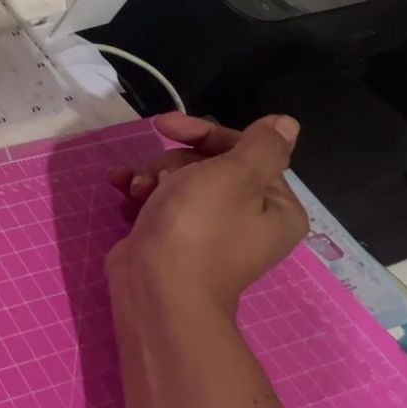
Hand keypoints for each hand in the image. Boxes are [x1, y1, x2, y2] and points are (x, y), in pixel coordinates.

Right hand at [105, 113, 309, 317]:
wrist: (159, 285)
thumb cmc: (197, 226)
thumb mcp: (233, 177)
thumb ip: (260, 147)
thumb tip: (286, 123)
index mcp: (274, 206)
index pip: (242, 151)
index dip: (202, 133)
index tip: (162, 125)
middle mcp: (248, 217)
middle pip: (207, 164)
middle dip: (171, 162)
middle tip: (153, 175)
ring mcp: (210, 229)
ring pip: (178, 180)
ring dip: (150, 175)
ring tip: (134, 188)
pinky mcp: (176, 236)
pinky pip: (161, 200)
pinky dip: (141, 191)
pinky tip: (121, 188)